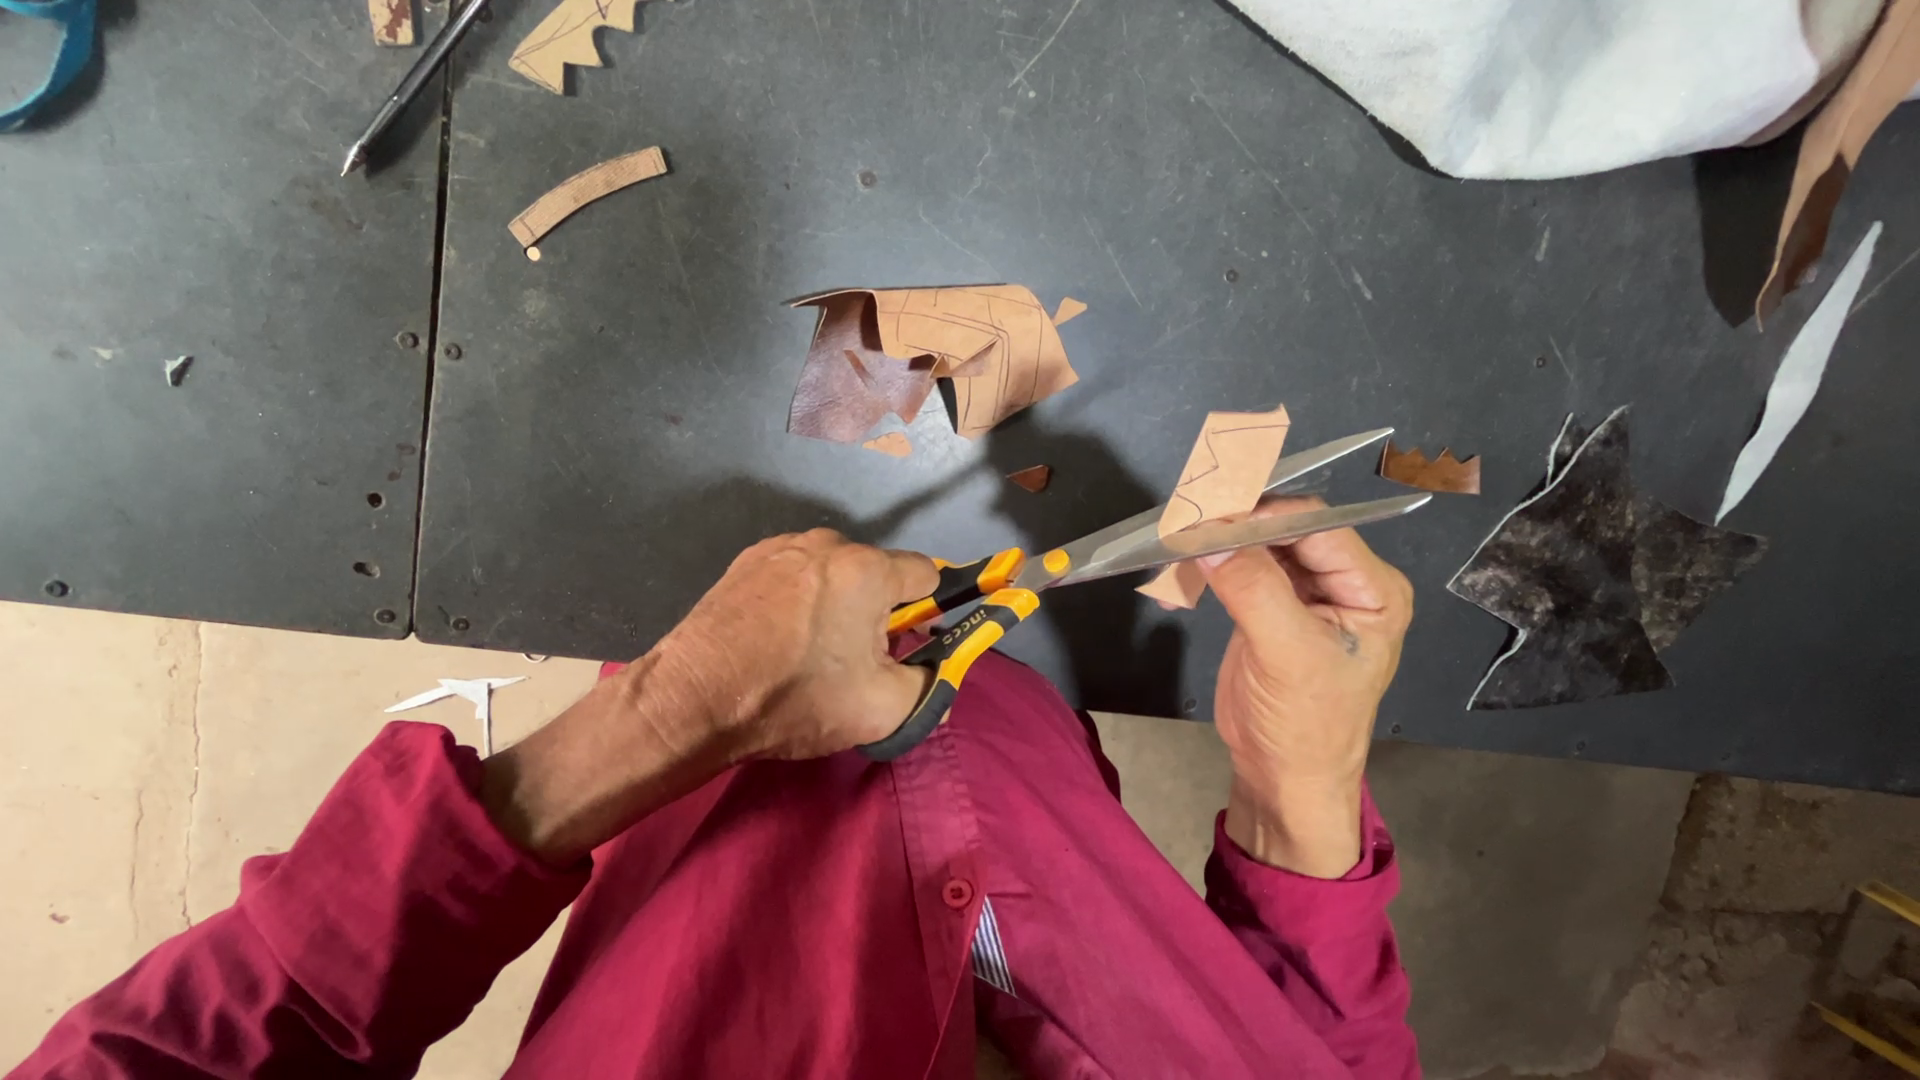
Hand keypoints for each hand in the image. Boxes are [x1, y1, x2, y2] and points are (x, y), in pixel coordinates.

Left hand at [653, 529, 938, 759]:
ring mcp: (782, 546)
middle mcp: (827, 543)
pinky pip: (797, 573)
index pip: (926, 573)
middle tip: (851, 659)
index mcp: (867, 570)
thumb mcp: (883, 708)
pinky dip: (799, 598)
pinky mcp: (747, 559)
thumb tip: (930, 665)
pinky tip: (774, 636)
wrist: (693, 701)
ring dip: (837, 602)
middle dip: (877, 611)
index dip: (925, 611)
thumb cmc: (794, 700)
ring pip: (835, 572)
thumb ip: (929, 681)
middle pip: (877, 573)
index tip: (905, 644)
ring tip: (805, 650)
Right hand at [1199, 497, 1412, 876]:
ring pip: (1257, 545)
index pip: (1318, 526)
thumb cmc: (1305, 723)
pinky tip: (1180, 574)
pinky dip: (1209, 566)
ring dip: (1217, 544)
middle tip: (1186, 522)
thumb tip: (1208, 535)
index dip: (1265, 514)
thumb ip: (1253, 588)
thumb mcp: (1286, 654)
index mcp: (1372, 588)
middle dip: (1236, 525)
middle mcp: (1344, 581)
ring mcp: (1305, 592)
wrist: (1282, 777)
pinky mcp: (1269, 605)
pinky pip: (1239, 568)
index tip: (1211, 515)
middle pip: (1285, 530)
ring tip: (1177, 544)